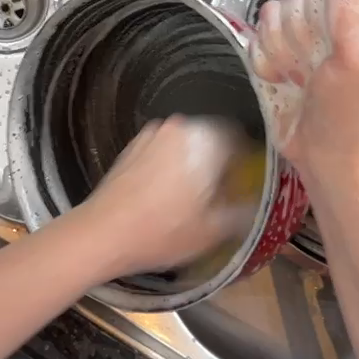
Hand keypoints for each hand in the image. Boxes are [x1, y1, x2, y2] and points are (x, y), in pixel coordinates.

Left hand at [70, 114, 254, 278]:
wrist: (103, 231)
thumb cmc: (163, 231)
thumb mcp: (214, 230)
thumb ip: (242, 211)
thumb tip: (255, 201)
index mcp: (203, 140)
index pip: (238, 138)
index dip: (247, 161)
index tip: (248, 182)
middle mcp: (177, 127)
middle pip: (210, 140)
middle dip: (220, 163)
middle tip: (224, 193)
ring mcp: (151, 134)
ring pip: (185, 145)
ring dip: (194, 164)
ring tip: (195, 198)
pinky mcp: (132, 146)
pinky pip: (163, 151)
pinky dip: (171, 165)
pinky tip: (167, 195)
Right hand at [253, 0, 358, 195]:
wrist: (330, 166)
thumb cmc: (357, 121)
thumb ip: (353, 8)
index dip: (321, 6)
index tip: (330, 41)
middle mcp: (336, 23)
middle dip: (298, 33)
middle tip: (316, 67)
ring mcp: (306, 40)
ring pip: (272, 14)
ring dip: (281, 50)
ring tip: (301, 79)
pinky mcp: (280, 56)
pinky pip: (257, 36)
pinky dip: (265, 61)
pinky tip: (283, 81)